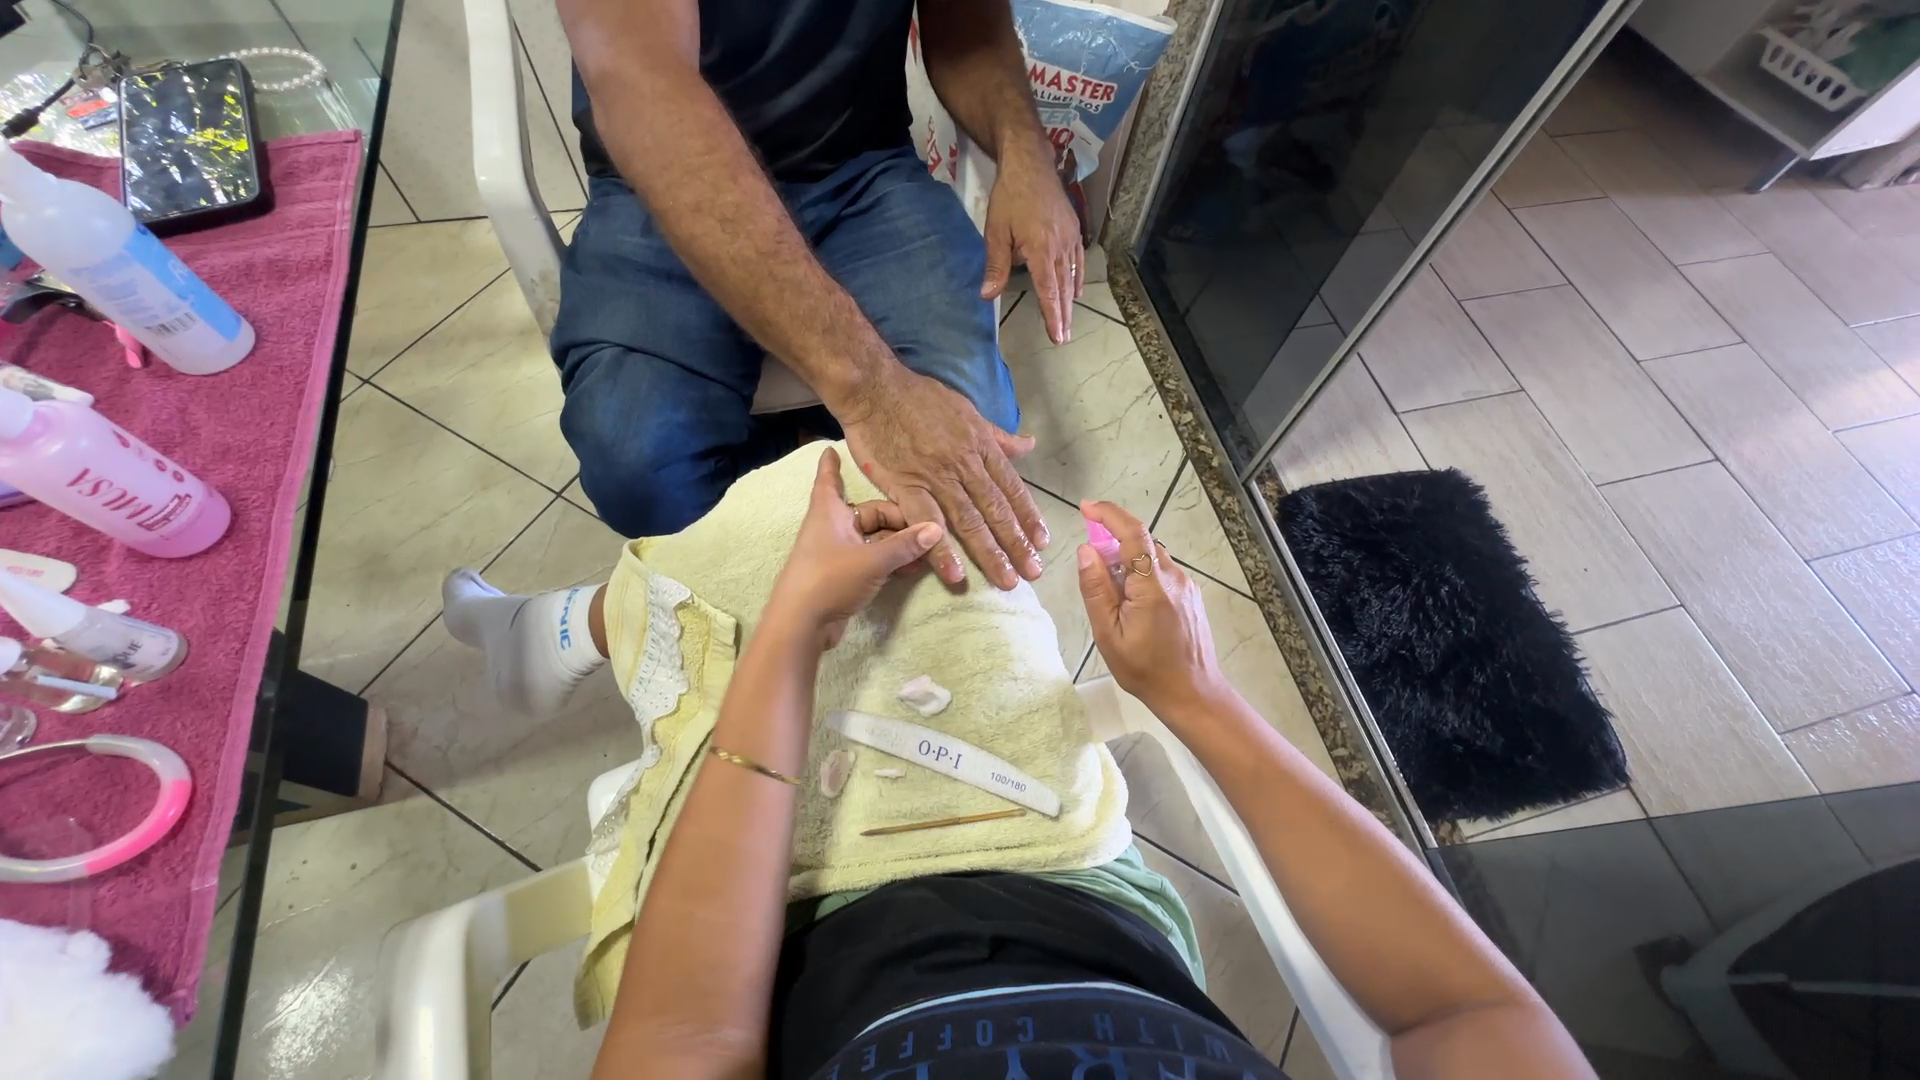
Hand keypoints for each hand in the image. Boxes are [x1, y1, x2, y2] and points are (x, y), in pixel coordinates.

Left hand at [766, 447, 944, 648]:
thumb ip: (905, 545)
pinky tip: (912, 567)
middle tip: (928, 529)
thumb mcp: (872, 561)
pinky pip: (872, 558)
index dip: (832, 465)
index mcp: (829, 512)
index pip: (829, 480)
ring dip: (898, 543)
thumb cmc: (829, 580)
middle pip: (869, 512)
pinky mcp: (842, 576)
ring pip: (874, 538)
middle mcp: (832, 527)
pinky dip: (890, 560)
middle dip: (898, 519)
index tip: (831, 448)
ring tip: (926, 552)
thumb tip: (936, 529)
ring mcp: (837, 553)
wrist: (801, 625)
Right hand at [841, 367, 1048, 590]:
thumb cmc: (919, 398)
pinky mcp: (906, 487)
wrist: (875, 389)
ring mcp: (937, 478)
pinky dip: (941, 550)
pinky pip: (928, 523)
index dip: (1028, 516)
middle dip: (1017, 544)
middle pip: (996, 510)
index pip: (1011, 487)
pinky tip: (955, 574)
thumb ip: (997, 436)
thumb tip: (1028, 446)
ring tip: (1007, 581)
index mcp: (980, 446)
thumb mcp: (968, 412)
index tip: (1042, 541)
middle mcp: (965, 465)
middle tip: (1033, 573)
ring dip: (990, 554)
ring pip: (969, 521)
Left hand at [980, 140, 1083, 344]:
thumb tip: (988, 295)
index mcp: (1041, 250)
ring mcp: (1070, 238)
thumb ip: (996, 265)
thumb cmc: (1009, 196)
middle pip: (1063, 289)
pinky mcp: (1074, 229)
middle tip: (1063, 338)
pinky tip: (1078, 291)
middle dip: (1063, 315)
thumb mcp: (996, 231)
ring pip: (1072, 277)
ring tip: (1069, 322)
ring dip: (1071, 302)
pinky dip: (1078, 278)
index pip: (1048, 291)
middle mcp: (1060, 247)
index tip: (1056, 335)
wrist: (1031, 162)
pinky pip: (1078, 260)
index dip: (1052, 315)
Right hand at [1076, 500, 1231, 718]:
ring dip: (1127, 562)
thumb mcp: (1108, 634)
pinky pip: (1161, 573)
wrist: (1192, 693)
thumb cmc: (1145, 670)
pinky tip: (1132, 605)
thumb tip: (1086, 551)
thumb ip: (1096, 589)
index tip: (1086, 508)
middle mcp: (1174, 578)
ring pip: (1151, 557)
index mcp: (1152, 586)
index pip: (1133, 533)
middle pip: (1141, 543)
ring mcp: (1186, 586)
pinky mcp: (1191, 595)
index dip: (1109, 514)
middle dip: (1112, 542)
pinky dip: (1141, 575)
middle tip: (1092, 566)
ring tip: (1111, 596)